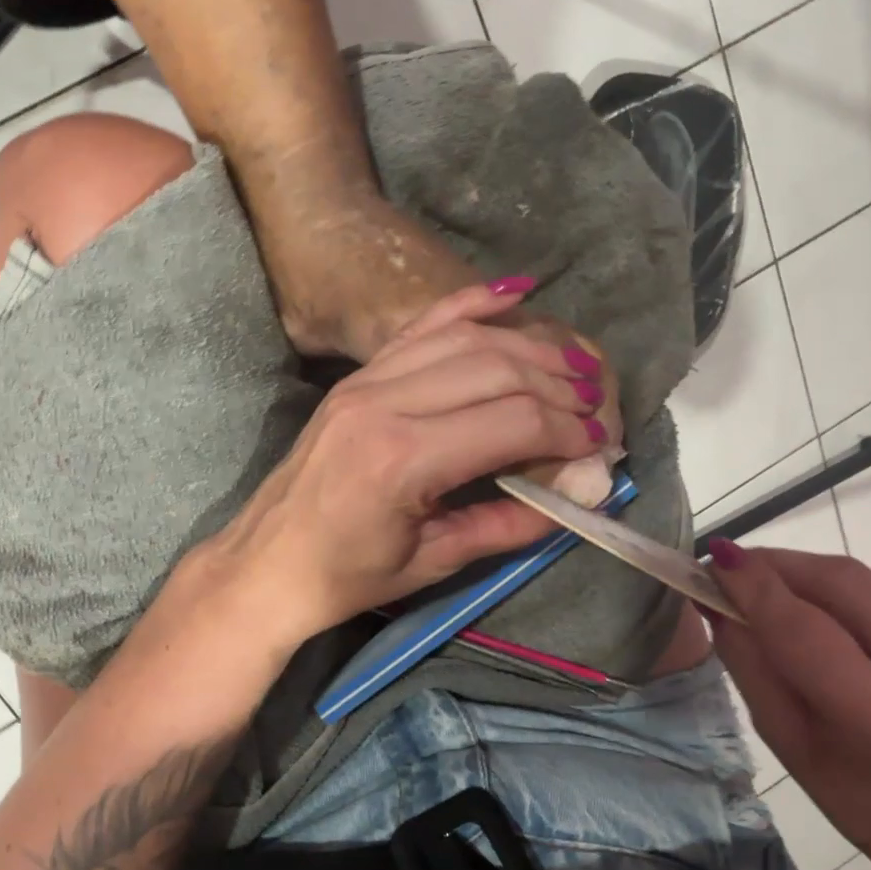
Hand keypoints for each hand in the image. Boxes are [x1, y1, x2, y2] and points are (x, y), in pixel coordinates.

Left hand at [199, 283, 607, 646]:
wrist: (268, 561)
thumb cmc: (346, 575)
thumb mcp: (433, 562)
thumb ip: (509, 522)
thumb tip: (580, 491)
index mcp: (403, 460)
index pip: (513, 420)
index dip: (570, 428)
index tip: (601, 444)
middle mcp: (384, 403)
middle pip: (496, 368)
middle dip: (559, 385)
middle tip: (596, 407)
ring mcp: (365, 381)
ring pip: (465, 339)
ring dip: (528, 347)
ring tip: (572, 369)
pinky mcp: (357, 376)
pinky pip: (422, 327)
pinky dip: (471, 307)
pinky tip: (515, 294)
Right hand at [705, 542, 870, 869]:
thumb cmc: (858, 797)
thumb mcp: (787, 742)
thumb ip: (751, 666)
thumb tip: (716, 602)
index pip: (810, 633)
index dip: (756, 588)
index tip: (714, 556)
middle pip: (848, 586)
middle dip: (780, 565)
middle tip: (732, 565)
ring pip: (868, 588)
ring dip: (808, 581)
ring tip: (772, 600)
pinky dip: (845, 604)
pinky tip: (836, 633)